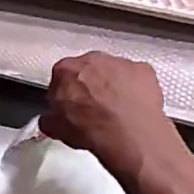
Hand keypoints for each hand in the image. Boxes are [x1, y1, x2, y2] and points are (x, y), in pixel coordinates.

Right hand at [39, 52, 188, 183]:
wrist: (126, 133)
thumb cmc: (91, 126)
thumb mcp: (56, 128)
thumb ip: (50, 118)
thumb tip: (50, 121)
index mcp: (66, 70)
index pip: (60, 77)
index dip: (63, 92)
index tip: (66, 105)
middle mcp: (93, 60)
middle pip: (87, 69)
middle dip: (88, 85)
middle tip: (90, 108)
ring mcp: (120, 63)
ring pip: (112, 72)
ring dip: (111, 86)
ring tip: (112, 111)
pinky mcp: (143, 70)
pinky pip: (135, 77)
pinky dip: (133, 89)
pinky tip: (130, 107)